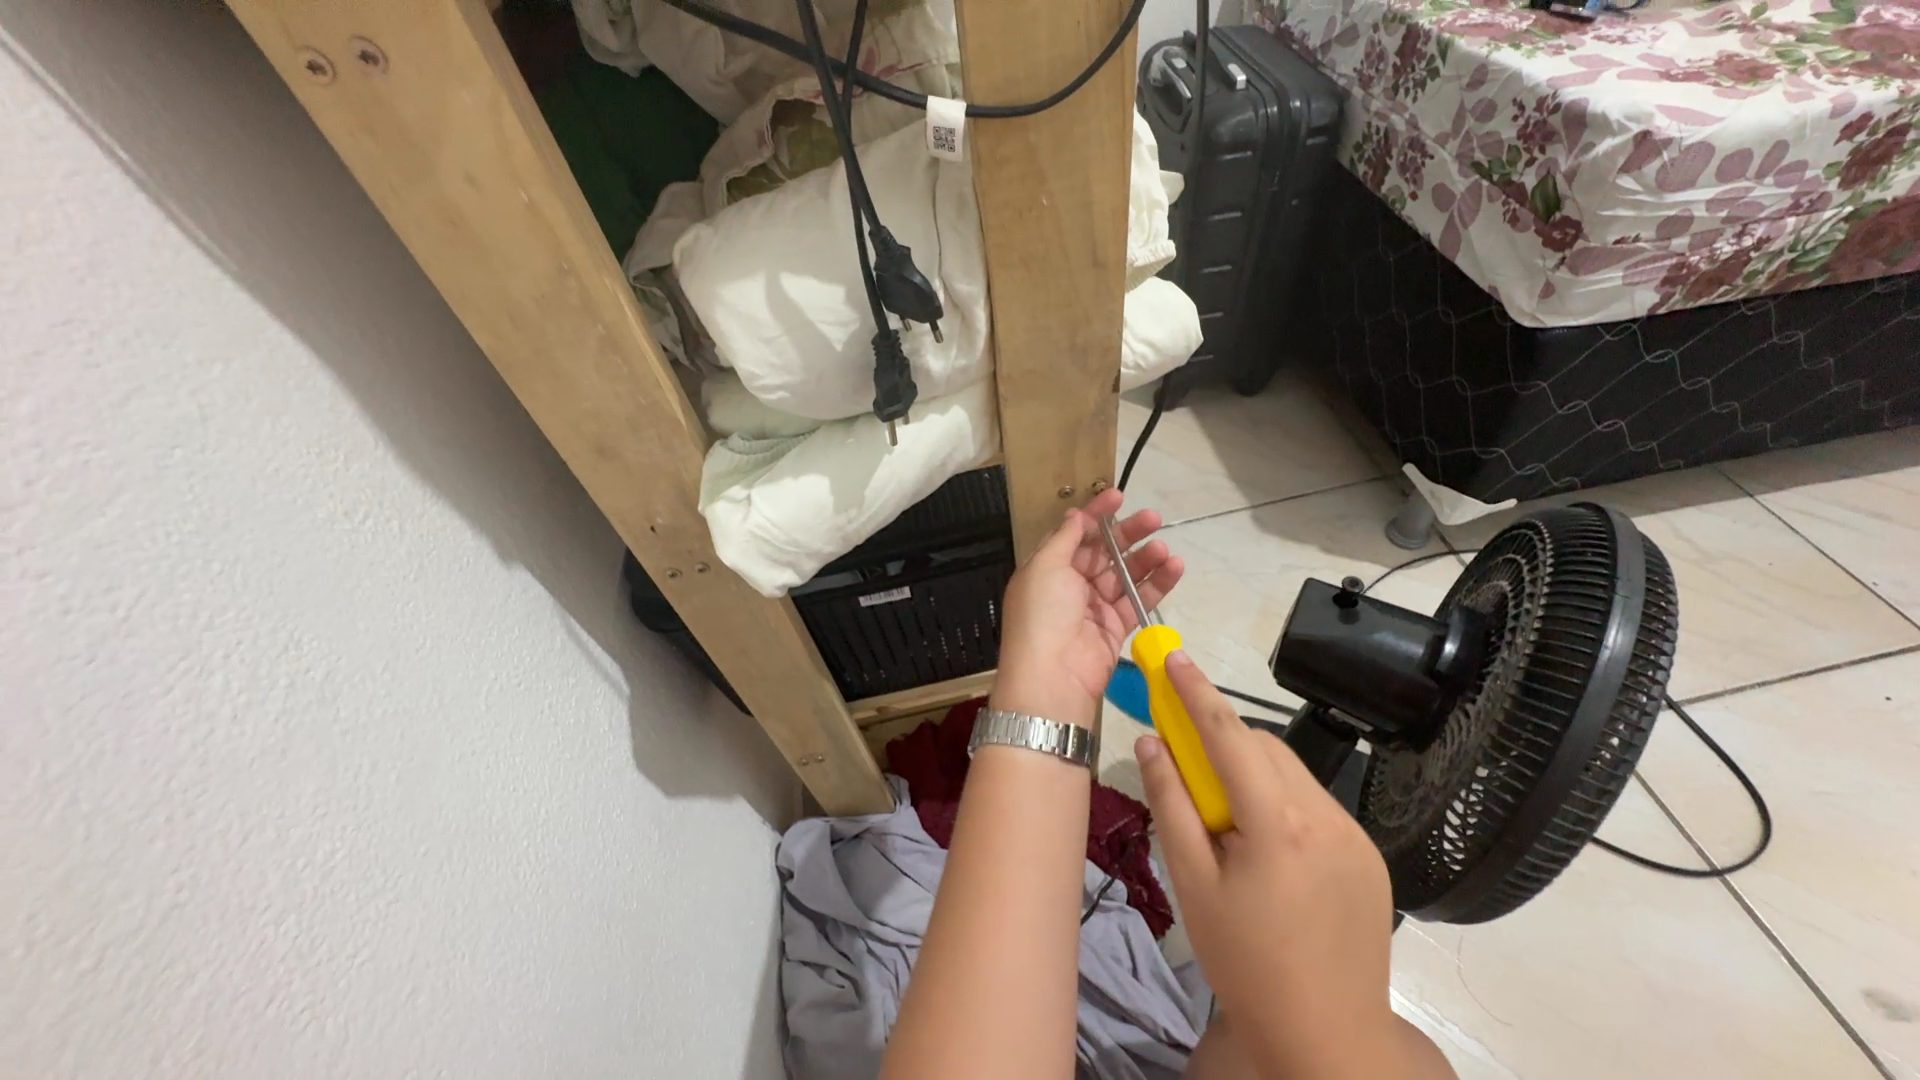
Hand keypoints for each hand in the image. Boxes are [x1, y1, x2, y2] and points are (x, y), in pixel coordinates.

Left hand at [991, 489, 1182, 728]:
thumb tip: (1076, 515)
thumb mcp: (1045, 567)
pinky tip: (1174, 568)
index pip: (1074, 535)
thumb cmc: (1043, 614)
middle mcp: (1069, 586)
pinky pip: (1138, 601)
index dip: (1096, 515)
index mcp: (1047, 569)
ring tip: (1164, 547)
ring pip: (1125, 576)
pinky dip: (1157, 584)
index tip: (1119, 497)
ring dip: (1145, 559)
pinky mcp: (1116, 629)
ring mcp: (1093, 608)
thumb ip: (1065, 539)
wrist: (1053, 676)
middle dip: (1128, 534)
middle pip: (1104, 554)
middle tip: (1154, 519)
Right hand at [1136, 651, 1441, 1079]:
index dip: (1197, 692)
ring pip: (1292, 775)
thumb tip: (1152, 743)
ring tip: (1226, 822)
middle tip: (1187, 762)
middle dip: (1223, 740)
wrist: (1326, 1035)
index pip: (1230, 735)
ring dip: (1253, 773)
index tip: (1174, 657)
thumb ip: (1171, 804)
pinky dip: (1282, 803)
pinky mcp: (1368, 857)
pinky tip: (1265, 850)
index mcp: (1278, 822)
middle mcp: (1326, 816)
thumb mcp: (1192, 883)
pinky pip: (1315, 806)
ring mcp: (1354, 836)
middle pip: (1264, 749)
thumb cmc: (1244, 960)